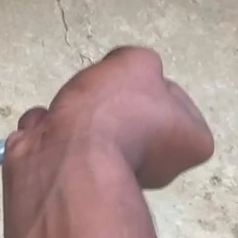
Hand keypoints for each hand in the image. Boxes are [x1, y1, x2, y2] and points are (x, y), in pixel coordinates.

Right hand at [7, 47, 213, 188]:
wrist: (68, 155)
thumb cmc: (115, 112)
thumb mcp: (137, 62)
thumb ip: (137, 59)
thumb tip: (122, 69)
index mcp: (192, 142)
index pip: (169, 99)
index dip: (141, 83)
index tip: (121, 82)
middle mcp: (162, 167)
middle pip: (131, 118)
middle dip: (107, 106)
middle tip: (91, 95)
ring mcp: (117, 176)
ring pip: (96, 134)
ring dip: (77, 119)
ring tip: (61, 108)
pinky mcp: (77, 179)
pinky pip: (66, 146)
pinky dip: (54, 132)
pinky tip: (44, 122)